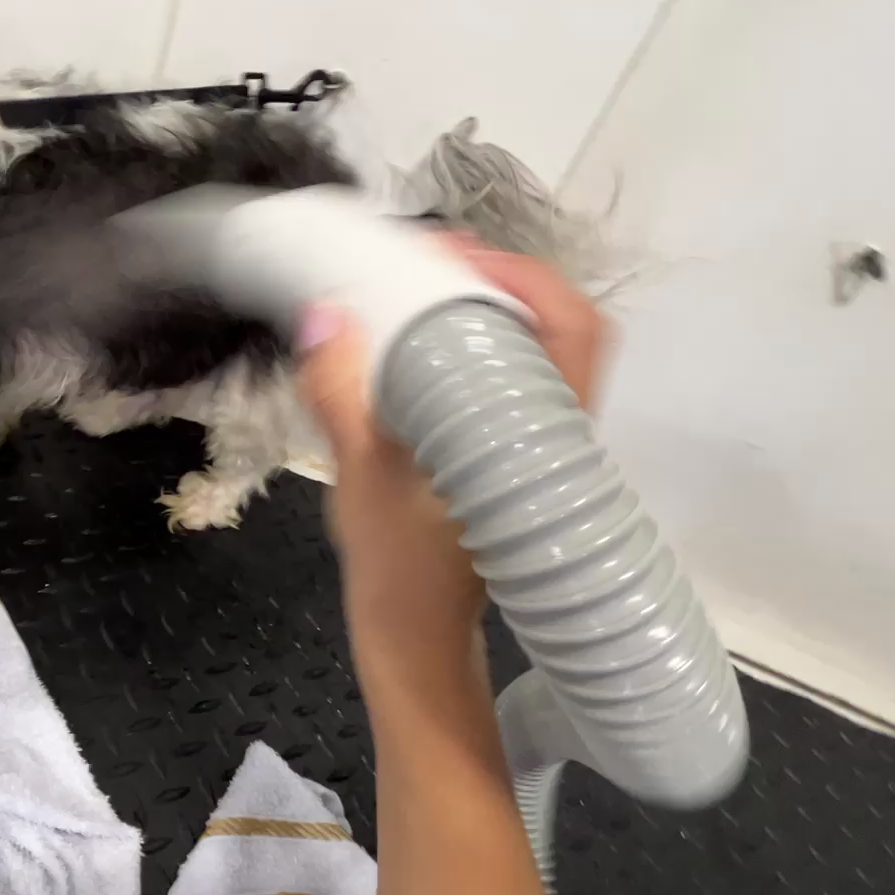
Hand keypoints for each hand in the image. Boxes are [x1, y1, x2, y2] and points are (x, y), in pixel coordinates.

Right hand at [298, 240, 608, 658]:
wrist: (414, 637)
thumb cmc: (399, 569)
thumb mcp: (361, 476)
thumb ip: (340, 395)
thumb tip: (322, 316)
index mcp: (538, 433)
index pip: (571, 328)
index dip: (524, 275)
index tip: (454, 256)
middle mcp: (550, 431)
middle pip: (553, 327)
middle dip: (493, 281)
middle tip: (424, 263)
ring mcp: (529, 446)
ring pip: (527, 352)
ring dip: (478, 311)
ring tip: (413, 292)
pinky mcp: (502, 457)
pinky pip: (499, 379)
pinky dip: (464, 347)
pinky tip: (411, 349)